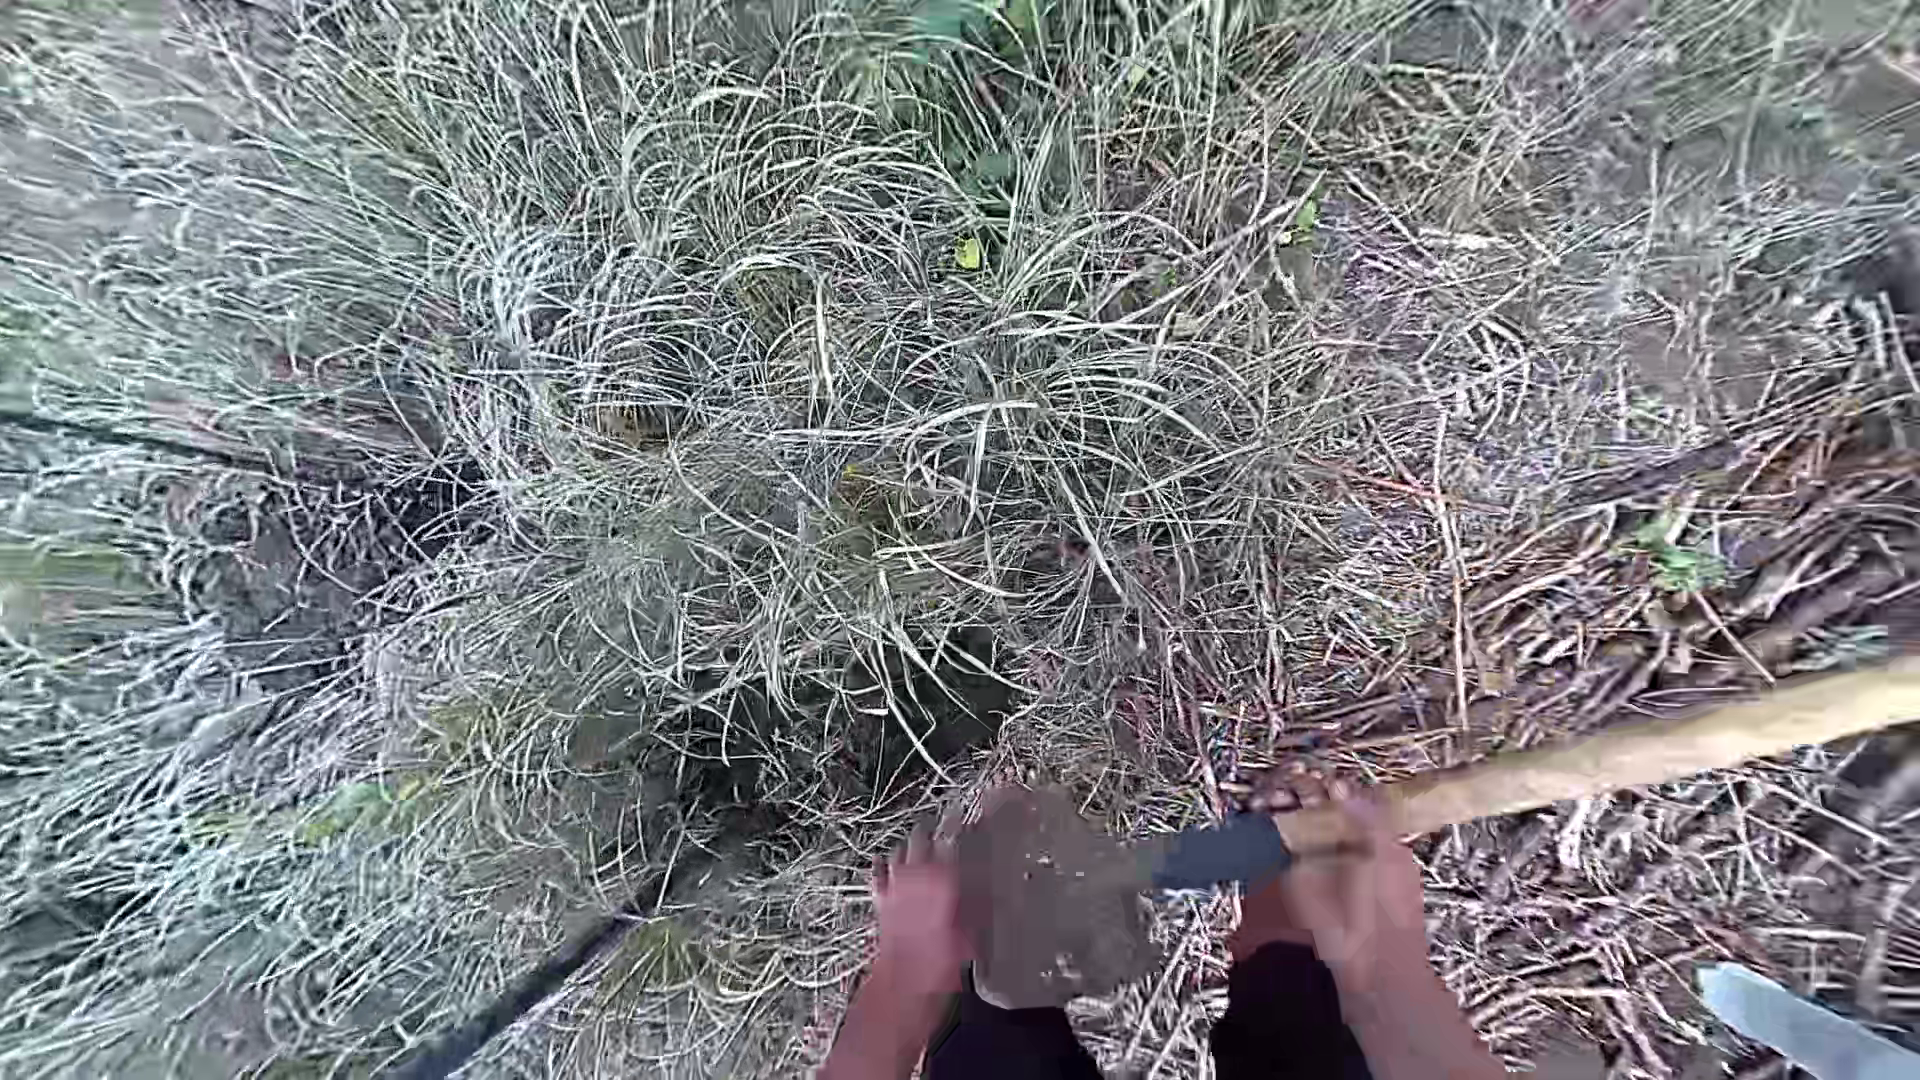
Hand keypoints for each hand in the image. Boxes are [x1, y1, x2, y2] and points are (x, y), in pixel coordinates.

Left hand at [869, 824, 967, 995]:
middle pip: (921, 836)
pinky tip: (882, 861)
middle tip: (939, 825)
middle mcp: (916, 873)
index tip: (963, 820)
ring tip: (916, 841)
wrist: (905, 986)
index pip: (951, 837)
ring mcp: (895, 884)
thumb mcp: (971, 932)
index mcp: (943, 876)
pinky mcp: (880, 899)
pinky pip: (877, 873)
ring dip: (908, 845)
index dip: (957, 826)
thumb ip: (977, 904)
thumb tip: (989, 893)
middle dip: (930, 829)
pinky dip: (881, 864)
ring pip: (899, 850)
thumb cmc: (941, 962)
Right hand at [1260, 780, 1428, 991]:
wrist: (1368, 957)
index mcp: (1368, 831)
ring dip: (1280, 795)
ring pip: (1290, 807)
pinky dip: (1264, 814)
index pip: (1342, 792)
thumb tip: (1339, 784)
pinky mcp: (1289, 862)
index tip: (1317, 775)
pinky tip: (1262, 806)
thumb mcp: (1389, 857)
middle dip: (1301, 783)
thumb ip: (1367, 817)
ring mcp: (1312, 848)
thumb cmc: (1389, 910)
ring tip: (1277, 795)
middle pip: (1312, 795)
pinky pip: (1273, 829)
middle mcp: (1338, 834)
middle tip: (1293, 781)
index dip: (1328, 781)